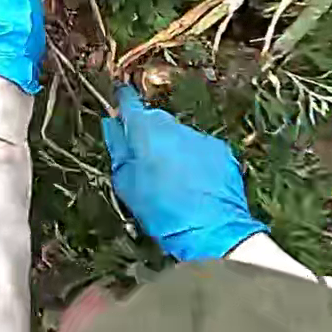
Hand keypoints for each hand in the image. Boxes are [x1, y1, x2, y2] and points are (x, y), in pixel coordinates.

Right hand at [101, 85, 266, 260]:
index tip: (120, 101)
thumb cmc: (161, 209)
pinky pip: (201, 148)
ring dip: (173, 148)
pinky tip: (194, 184)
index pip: (128, 102)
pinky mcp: (220, 149)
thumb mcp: (126, 183)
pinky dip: (195, 159)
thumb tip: (112, 125)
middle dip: (149, 134)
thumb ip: (117, 148)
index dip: (122, 101)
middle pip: (154, 120)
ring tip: (172, 180)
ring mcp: (199, 136)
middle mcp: (172, 125)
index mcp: (144, 130)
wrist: (211, 230)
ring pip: (178, 135)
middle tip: (145, 162)